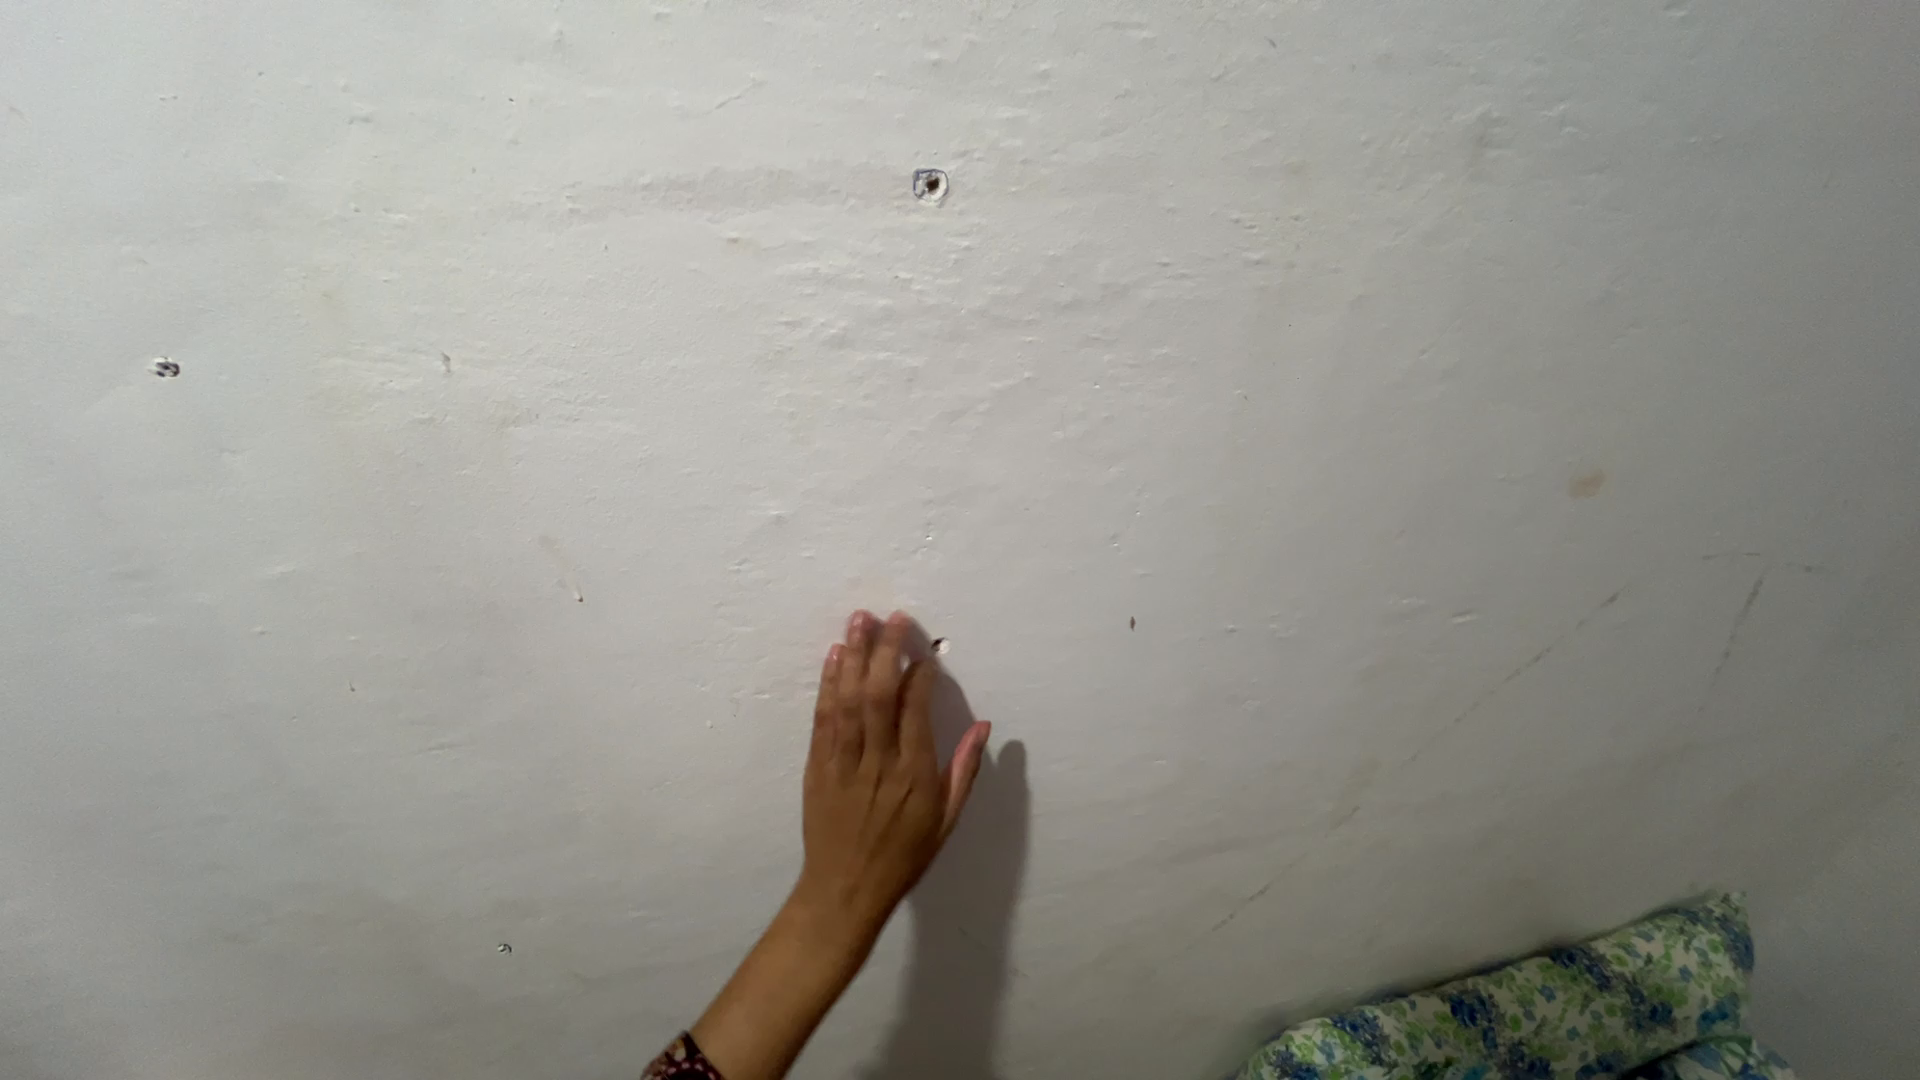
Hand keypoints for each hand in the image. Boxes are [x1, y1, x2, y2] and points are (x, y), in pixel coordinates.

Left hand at [685, 610, 990, 1079]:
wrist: (844, 890)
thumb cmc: (903, 856)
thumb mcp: (946, 821)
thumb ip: (964, 770)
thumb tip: (983, 726)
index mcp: (914, 775)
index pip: (916, 710)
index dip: (920, 675)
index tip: (926, 650)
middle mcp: (878, 762)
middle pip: (880, 695)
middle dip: (886, 650)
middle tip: (892, 616)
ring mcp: (844, 761)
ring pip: (849, 699)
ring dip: (855, 656)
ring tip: (860, 620)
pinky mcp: (818, 765)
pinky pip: (823, 718)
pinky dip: (828, 684)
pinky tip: (835, 657)